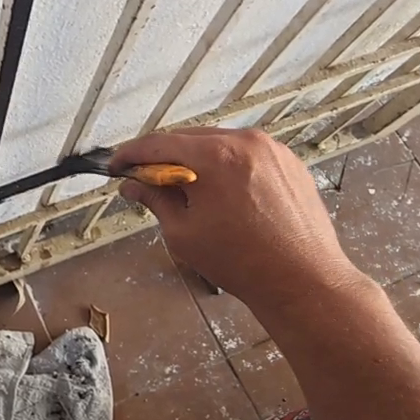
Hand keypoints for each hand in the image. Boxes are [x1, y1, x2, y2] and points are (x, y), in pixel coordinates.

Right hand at [110, 128, 368, 306]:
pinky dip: (224, 166)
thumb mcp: (183, 233)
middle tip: (144, 180)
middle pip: (189, 138)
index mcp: (216, 155)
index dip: (131, 154)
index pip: (159, 143)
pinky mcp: (288, 162)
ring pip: (218, 143)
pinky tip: (218, 192)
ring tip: (182, 189)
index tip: (117, 167)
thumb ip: (155, 199)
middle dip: (162, 157)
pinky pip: (244, 154)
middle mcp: (245, 141)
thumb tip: (134, 185)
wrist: (303, 281)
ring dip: (194, 160)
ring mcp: (272, 149)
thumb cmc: (241, 261)